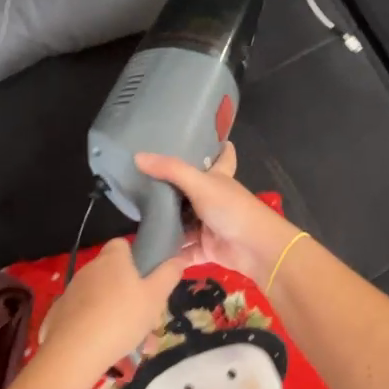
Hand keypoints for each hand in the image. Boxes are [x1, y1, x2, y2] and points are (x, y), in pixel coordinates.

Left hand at [38, 238, 187, 378]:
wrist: (74, 352)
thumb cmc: (121, 318)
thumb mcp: (155, 297)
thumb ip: (168, 275)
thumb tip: (178, 258)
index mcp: (112, 259)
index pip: (121, 244)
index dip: (135, 257)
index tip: (146, 278)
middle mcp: (89, 269)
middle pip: (111, 273)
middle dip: (127, 292)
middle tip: (144, 316)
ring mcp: (71, 292)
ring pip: (98, 297)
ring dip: (113, 312)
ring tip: (129, 341)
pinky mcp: (58, 315)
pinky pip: (81, 316)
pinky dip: (92, 326)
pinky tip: (102, 347)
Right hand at [134, 143, 300, 285]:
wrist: (254, 248)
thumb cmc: (231, 208)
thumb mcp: (200, 183)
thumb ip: (170, 170)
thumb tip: (137, 156)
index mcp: (219, 177)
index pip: (223, 155)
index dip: (216, 146)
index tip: (198, 137)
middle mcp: (214, 198)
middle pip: (191, 191)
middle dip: (171, 190)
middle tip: (141, 181)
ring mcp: (209, 224)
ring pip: (184, 222)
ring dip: (165, 223)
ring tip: (134, 216)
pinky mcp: (205, 248)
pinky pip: (183, 249)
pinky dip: (169, 251)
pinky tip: (146, 247)